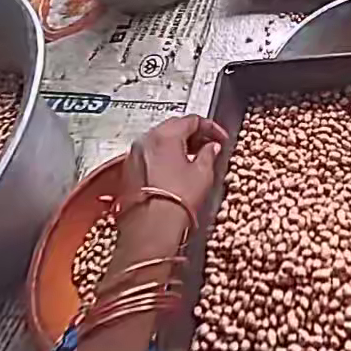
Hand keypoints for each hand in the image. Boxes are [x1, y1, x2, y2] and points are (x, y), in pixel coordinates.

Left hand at [114, 115, 227, 259]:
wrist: (150, 230)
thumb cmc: (175, 202)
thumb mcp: (202, 174)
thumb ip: (209, 154)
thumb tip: (212, 147)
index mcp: (165, 135)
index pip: (191, 120)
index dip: (210, 127)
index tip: (221, 137)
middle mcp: (146, 141)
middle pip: (173, 127)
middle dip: (193, 134)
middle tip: (210, 145)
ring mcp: (134, 155)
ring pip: (160, 140)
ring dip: (178, 145)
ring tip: (195, 158)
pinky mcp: (128, 171)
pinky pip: (150, 155)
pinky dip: (165, 157)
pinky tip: (177, 170)